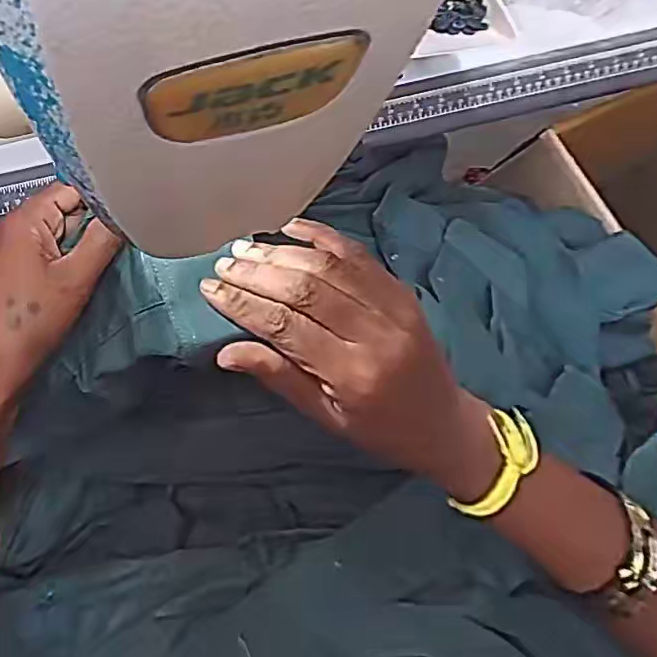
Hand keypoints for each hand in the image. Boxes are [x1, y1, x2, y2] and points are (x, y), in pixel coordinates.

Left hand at [0, 183, 124, 430]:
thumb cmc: (30, 323)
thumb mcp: (76, 278)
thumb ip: (104, 238)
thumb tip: (125, 209)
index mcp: (24, 218)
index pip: (72, 188)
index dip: (102, 199)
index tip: (128, 215)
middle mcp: (13, 226)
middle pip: (66, 208)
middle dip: (93, 225)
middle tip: (116, 247)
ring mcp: (12, 248)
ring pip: (60, 232)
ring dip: (81, 246)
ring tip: (97, 266)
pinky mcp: (15, 269)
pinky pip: (49, 251)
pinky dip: (68, 260)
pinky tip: (78, 279)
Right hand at [199, 219, 497, 496]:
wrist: (445, 422)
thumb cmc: (378, 428)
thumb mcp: (324, 416)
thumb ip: (278, 378)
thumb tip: (226, 352)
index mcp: (353, 373)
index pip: (286, 327)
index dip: (244, 304)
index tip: (211, 289)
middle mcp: (375, 334)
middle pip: (306, 289)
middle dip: (257, 273)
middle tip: (224, 264)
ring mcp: (393, 306)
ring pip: (328, 266)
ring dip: (281, 253)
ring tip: (245, 248)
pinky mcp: (401, 290)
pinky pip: (357, 254)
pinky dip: (321, 236)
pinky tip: (289, 228)